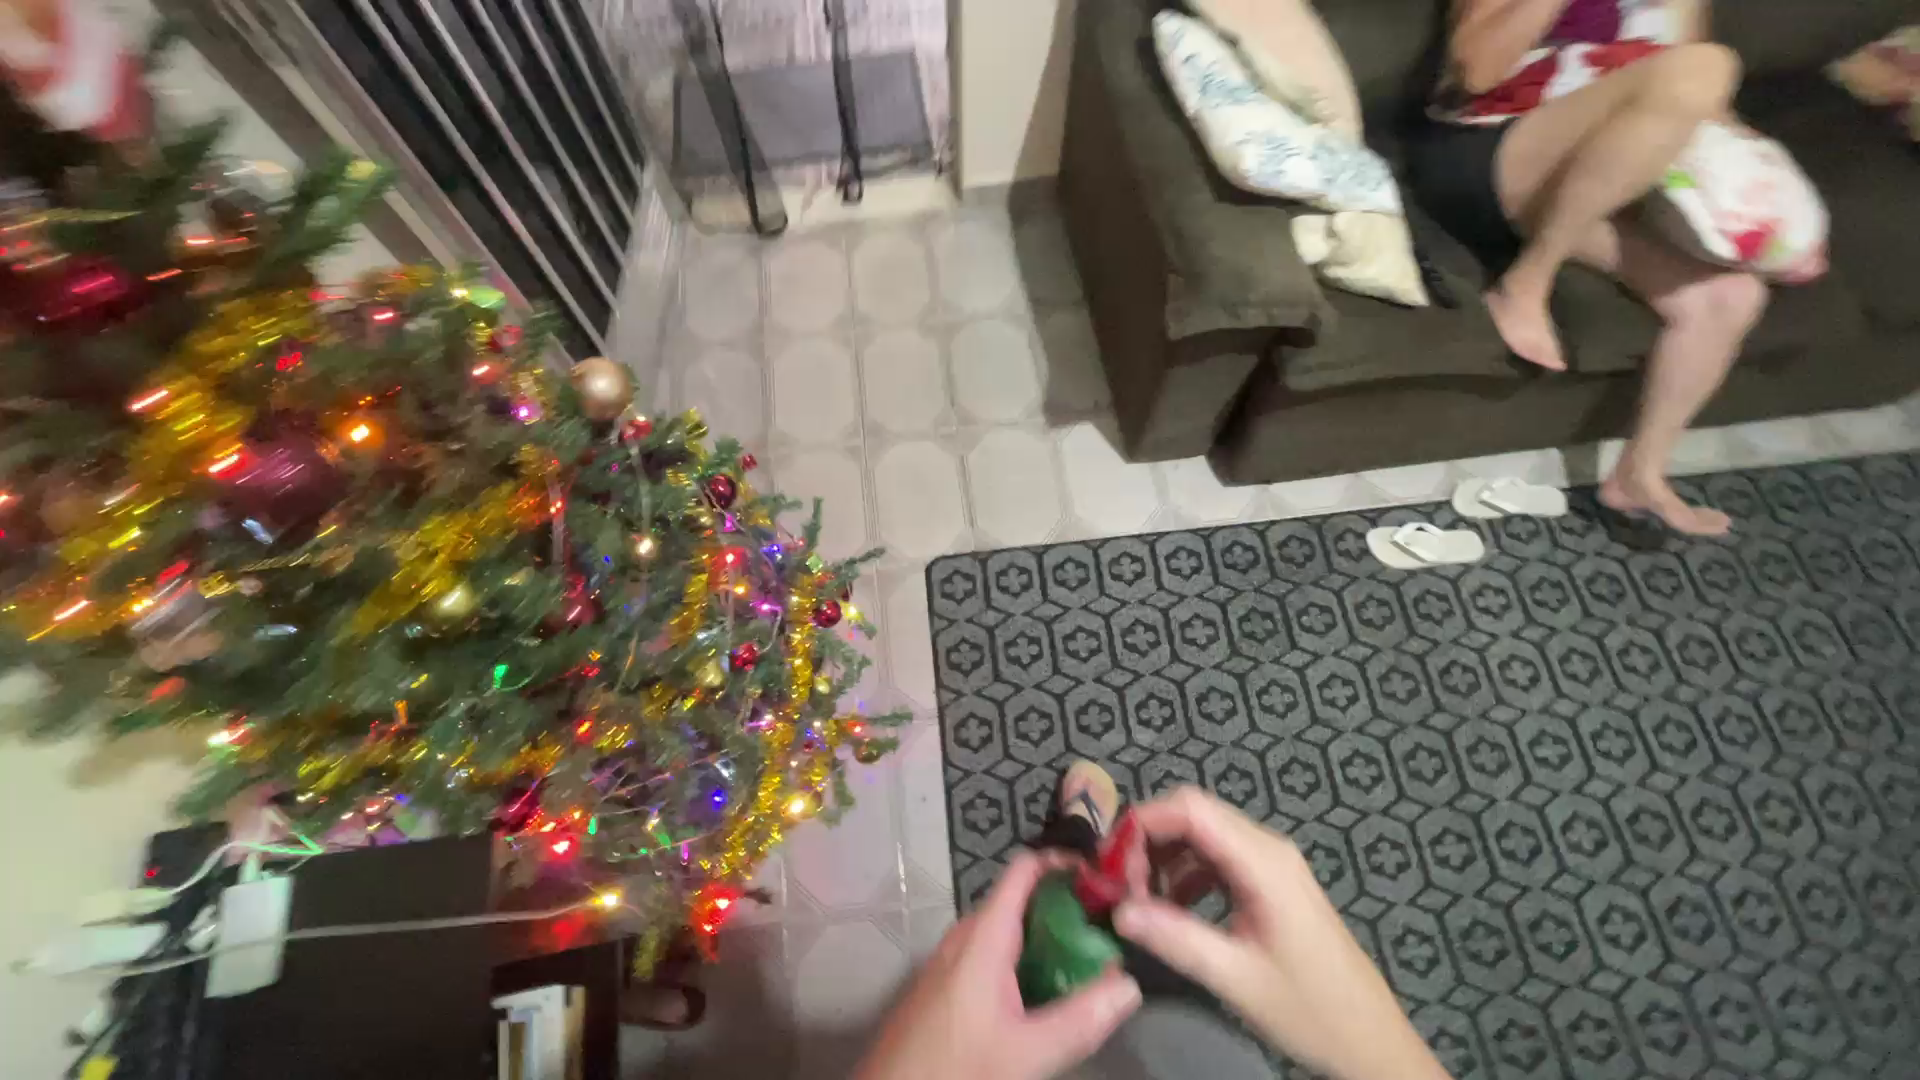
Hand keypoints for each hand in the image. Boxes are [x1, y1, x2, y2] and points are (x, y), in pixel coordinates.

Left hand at [854, 850, 1142, 1079]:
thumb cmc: (954, 1066)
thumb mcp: (1025, 1053)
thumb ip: (1079, 1020)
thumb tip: (1130, 984)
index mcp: (984, 934)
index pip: (1024, 869)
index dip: (1063, 862)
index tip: (1104, 878)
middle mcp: (968, 934)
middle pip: (1022, 898)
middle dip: (1066, 905)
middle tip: (1110, 927)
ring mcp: (954, 957)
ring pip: (1010, 928)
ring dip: (1048, 935)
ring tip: (1091, 958)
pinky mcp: (949, 982)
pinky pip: (995, 952)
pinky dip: (1027, 957)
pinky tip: (1050, 990)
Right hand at [1112, 788, 1451, 1079]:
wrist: (1373, 1043)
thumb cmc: (1310, 1010)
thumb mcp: (1237, 979)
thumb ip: (1176, 938)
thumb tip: (1118, 910)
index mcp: (1263, 861)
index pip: (1191, 809)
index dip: (1144, 822)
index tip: (1109, 860)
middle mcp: (1267, 847)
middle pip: (1193, 813)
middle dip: (1148, 839)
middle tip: (1118, 883)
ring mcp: (1270, 861)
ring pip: (1201, 833)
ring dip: (1163, 856)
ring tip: (1138, 899)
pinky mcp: (1269, 879)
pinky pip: (1215, 855)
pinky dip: (1184, 871)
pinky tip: (1171, 908)